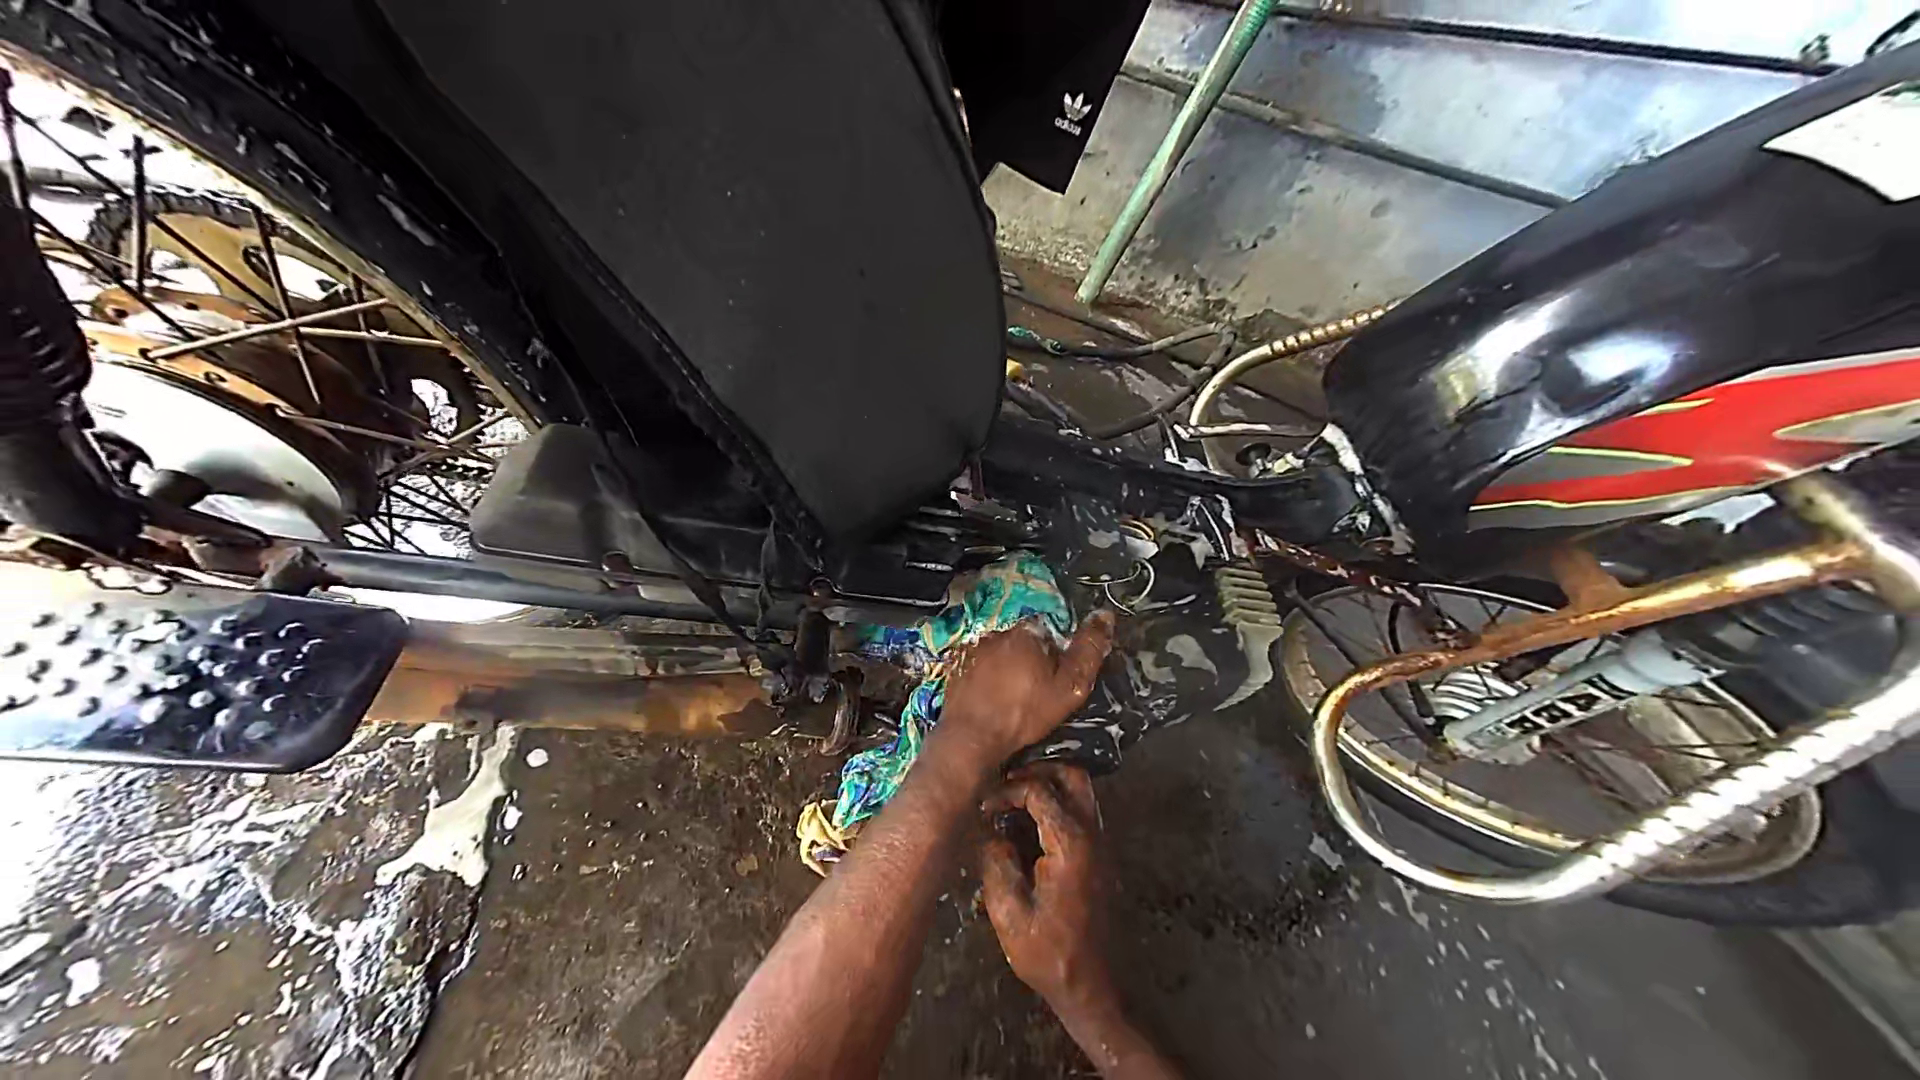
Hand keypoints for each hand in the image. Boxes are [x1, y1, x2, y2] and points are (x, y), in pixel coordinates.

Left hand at [934, 611, 1115, 774]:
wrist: (971, 737)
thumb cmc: (1023, 713)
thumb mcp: (1068, 688)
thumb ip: (1088, 652)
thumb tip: (1105, 616)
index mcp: (1027, 632)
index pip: (1050, 632)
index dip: (1057, 655)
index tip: (1056, 678)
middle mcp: (998, 633)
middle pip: (1024, 642)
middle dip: (1032, 660)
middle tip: (1035, 692)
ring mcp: (974, 648)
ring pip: (1001, 654)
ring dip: (1008, 669)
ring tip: (1011, 698)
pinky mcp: (956, 665)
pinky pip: (980, 666)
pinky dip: (987, 678)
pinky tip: (991, 699)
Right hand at [979, 765, 1113, 1014]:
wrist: (1092, 988)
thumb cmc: (1050, 953)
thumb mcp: (1009, 913)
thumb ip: (996, 862)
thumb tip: (989, 831)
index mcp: (1070, 843)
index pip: (1039, 790)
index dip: (1007, 790)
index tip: (985, 807)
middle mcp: (1092, 834)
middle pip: (1072, 774)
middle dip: (1037, 769)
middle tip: (1006, 783)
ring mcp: (1100, 843)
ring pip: (1081, 790)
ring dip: (1049, 783)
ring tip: (1015, 797)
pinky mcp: (1099, 855)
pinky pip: (1081, 810)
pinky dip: (1058, 802)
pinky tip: (1030, 821)